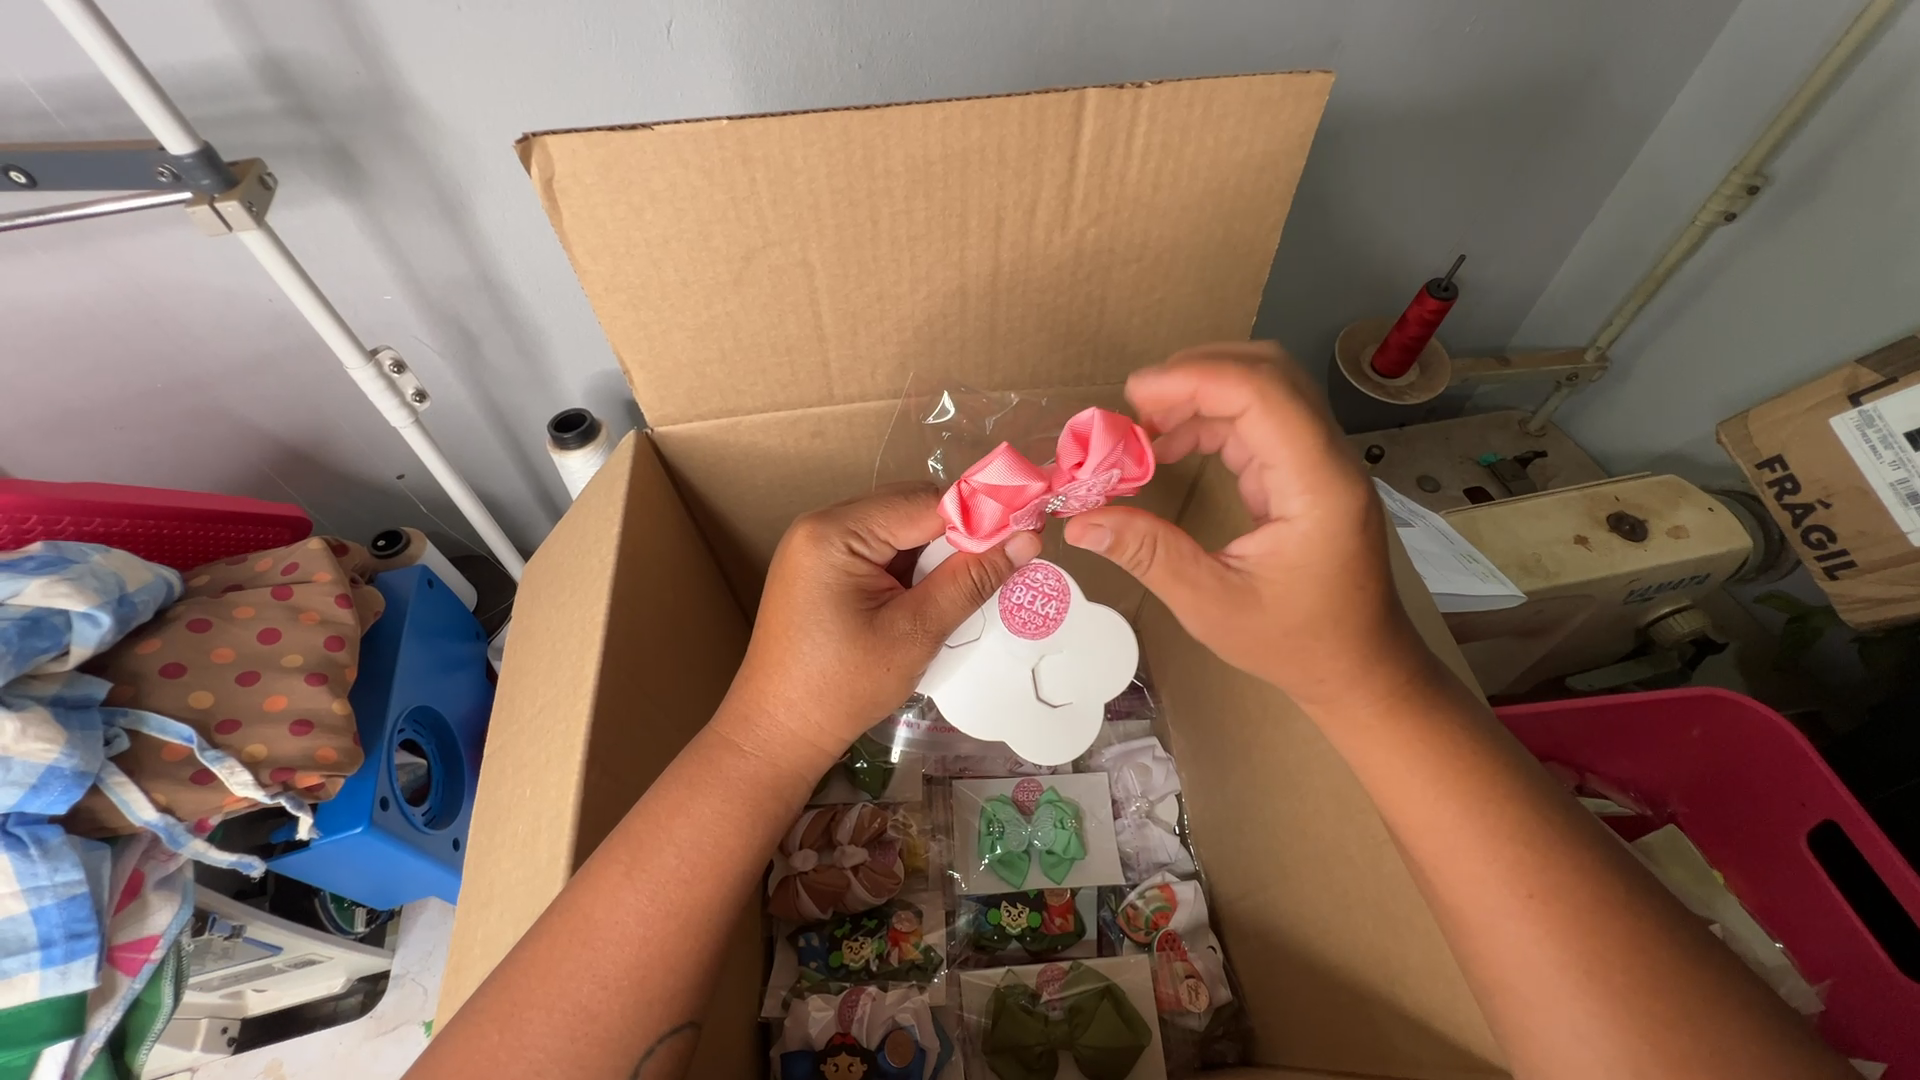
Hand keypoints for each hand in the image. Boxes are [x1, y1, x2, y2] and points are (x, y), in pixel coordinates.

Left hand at [729, 485, 1041, 756]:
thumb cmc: (843, 687)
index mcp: (836, 531)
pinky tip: (927, 603)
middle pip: (910, 510)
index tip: (1024, 536)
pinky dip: (910, 571)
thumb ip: (971, 580)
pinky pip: (879, 552)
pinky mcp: (820, 569)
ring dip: (934, 558)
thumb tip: (1027, 539)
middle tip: (994, 573)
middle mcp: (822, 525)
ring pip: (899, 531)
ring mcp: (817, 546)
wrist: (777, 733)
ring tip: (960, 594)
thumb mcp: (916, 632)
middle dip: (955, 539)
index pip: (925, 502)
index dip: (979, 518)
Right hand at [1063, 342, 1427, 708]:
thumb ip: (1147, 555)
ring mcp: (1321, 462)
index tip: (1133, 394)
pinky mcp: (1308, 473)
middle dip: (1196, 374)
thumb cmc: (1294, 642)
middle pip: (1269, 373)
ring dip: (1202, 396)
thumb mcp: (1210, 605)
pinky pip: (1261, 423)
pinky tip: (1173, 448)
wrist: (1359, 666)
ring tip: (1145, 427)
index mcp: (1315, 486)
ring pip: (1265, 391)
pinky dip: (1212, 422)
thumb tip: (1081, 523)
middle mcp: (1327, 459)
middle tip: (1135, 403)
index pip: (1261, 394)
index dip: (1194, 379)